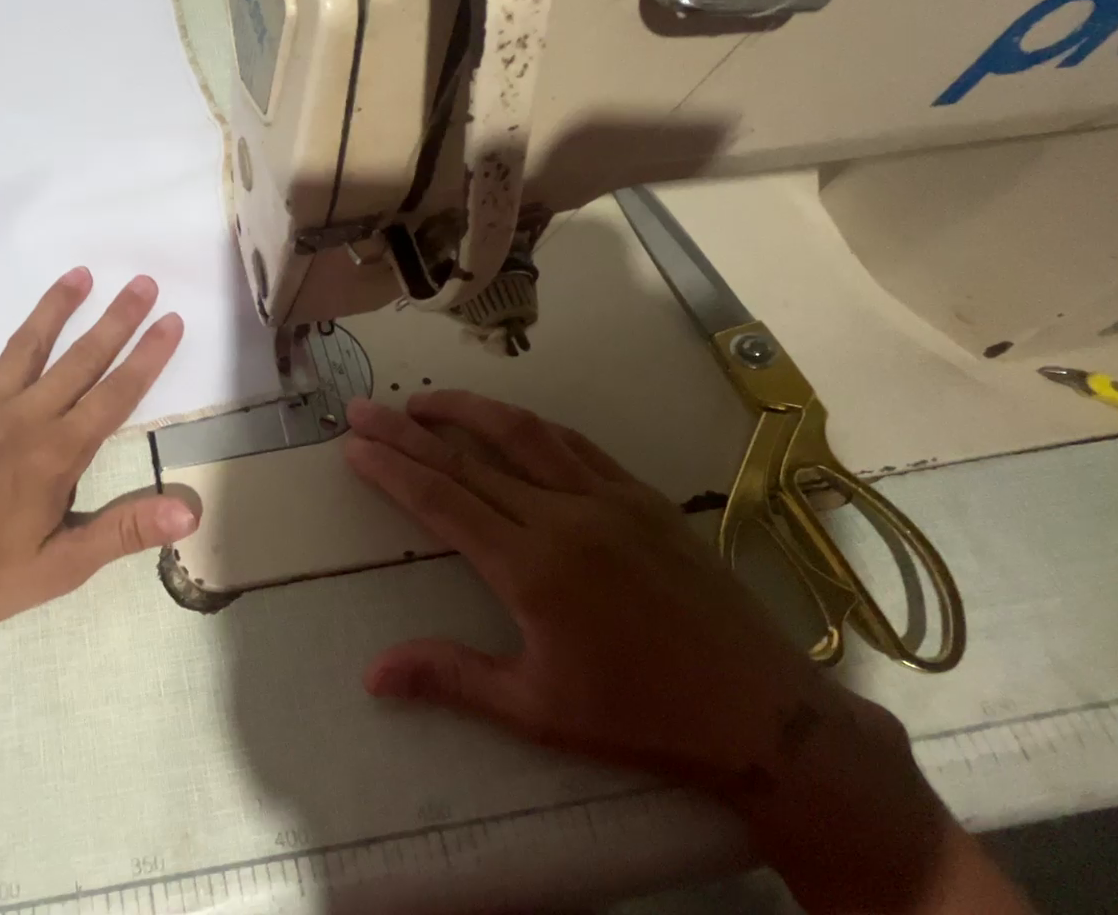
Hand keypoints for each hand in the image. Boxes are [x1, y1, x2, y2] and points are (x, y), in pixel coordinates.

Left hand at [0, 268, 198, 694]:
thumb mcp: (58, 568)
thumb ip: (122, 532)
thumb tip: (190, 512)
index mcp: (56, 455)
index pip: (115, 396)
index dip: (148, 358)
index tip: (172, 319)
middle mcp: (23, 419)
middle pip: (79, 360)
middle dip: (115, 320)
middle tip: (142, 281)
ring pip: (23, 348)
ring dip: (52, 309)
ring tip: (78, 273)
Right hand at [344, 392, 972, 911]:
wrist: (763, 712)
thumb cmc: (639, 716)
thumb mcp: (535, 710)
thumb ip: (450, 678)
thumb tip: (372, 674)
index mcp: (531, 568)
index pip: (441, 500)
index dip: (391, 468)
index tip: (353, 444)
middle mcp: (564, 518)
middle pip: (467, 459)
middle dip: (406, 430)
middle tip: (362, 409)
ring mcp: (610, 501)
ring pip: (523, 435)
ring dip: (466, 410)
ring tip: (423, 400)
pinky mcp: (645, 499)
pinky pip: (575, 445)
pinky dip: (528, 427)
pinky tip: (508, 424)